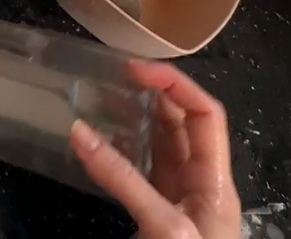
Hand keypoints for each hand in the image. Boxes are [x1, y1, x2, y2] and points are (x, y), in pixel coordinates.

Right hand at [71, 60, 240, 238]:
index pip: (206, 114)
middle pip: (183, 122)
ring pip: (159, 141)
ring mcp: (178, 196)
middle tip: (110, 73)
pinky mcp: (156, 212)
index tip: (133, 68)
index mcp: (214, 180)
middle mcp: (199, 181)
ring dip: (133, 114)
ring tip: (98, 94)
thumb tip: (76, 129)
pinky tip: (96, 137)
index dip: (175, 84)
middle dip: (151, 92)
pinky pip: (140, 165)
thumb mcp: (164, 228)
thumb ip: (121, 178)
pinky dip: (118, 144)